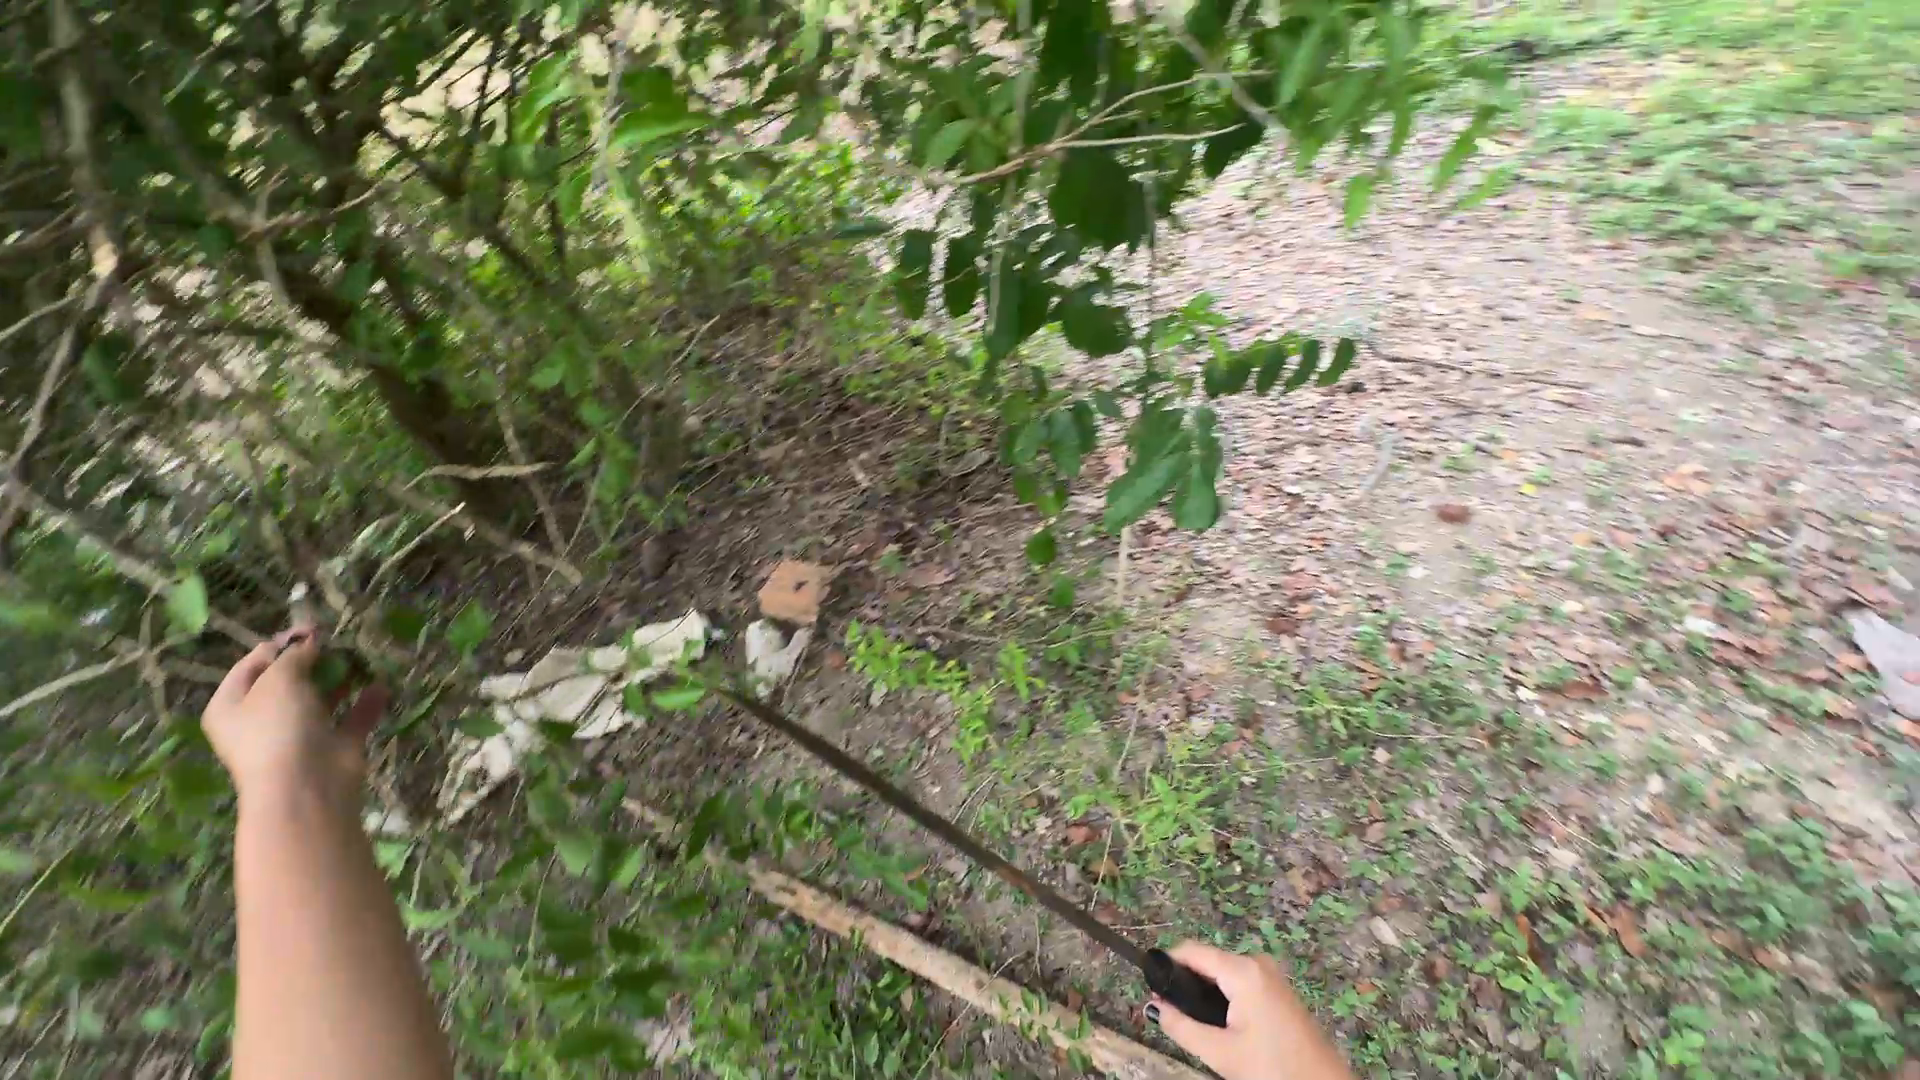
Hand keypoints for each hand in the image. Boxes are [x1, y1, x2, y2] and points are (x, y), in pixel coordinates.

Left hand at [203, 627, 387, 806]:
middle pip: (289, 680)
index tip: (313, 628)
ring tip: (361, 660)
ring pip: (322, 697)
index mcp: (232, 706)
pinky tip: (380, 686)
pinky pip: (352, 717)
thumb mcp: (278, 681)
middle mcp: (263, 719)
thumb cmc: (277, 728)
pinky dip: (366, 701)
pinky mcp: (334, 744)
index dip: (281, 643)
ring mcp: (301, 733)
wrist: (306, 785)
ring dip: (341, 677)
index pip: (252, 665)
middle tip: (339, 643)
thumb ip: (293, 656)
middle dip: (315, 659)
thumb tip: (309, 641)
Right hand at [1148, 942, 1353, 1079]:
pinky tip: (1224, 1027)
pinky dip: (1225, 997)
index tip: (1151, 988)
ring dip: (1207, 993)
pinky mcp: (1278, 988)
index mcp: (1242, 970)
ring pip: (1223, 973)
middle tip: (1176, 1017)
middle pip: (1207, 961)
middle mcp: (1256, 962)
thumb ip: (1182, 1027)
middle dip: (1188, 984)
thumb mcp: (1221, 1054)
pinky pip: (1240, 982)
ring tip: (1200, 1026)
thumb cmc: (1274, 1071)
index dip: (1167, 965)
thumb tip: (1153, 1007)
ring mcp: (1271, 974)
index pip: (1191, 951)